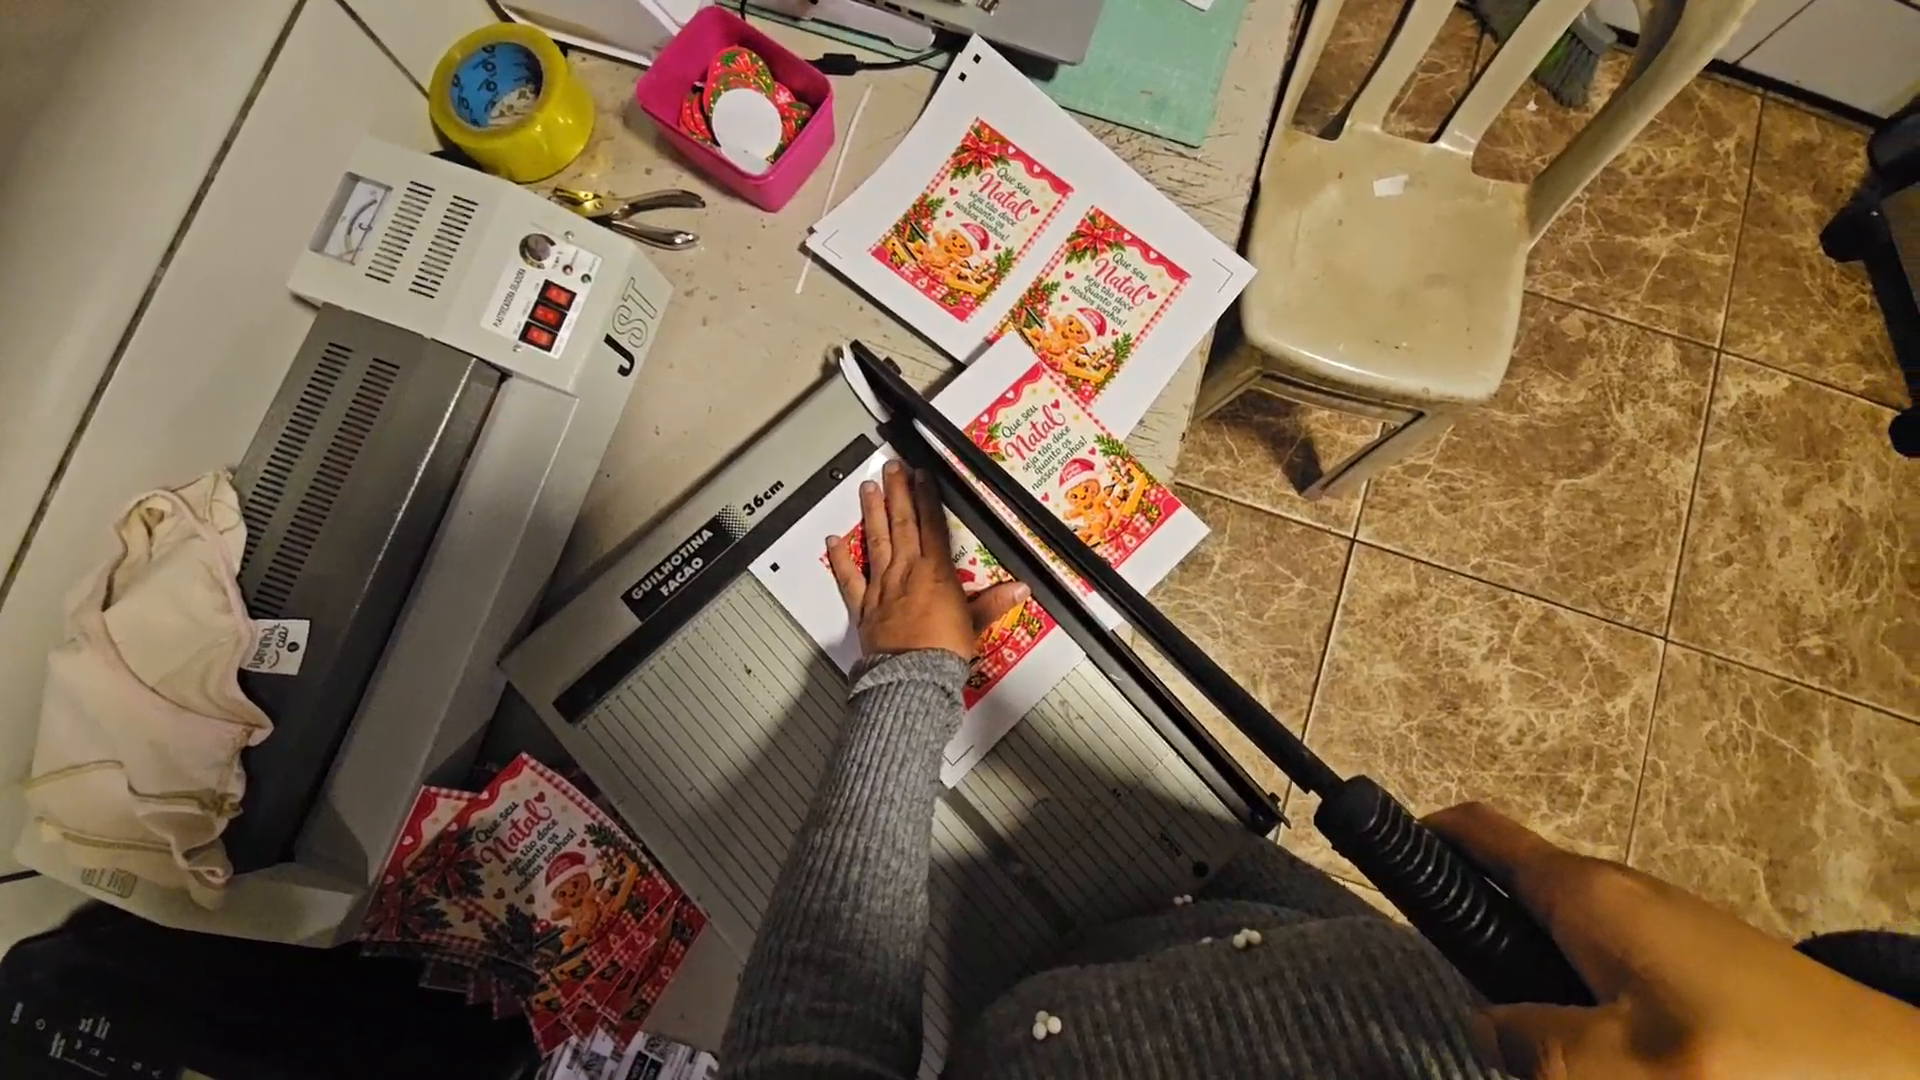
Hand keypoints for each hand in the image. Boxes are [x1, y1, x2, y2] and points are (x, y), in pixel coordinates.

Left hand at [825, 461, 1029, 660]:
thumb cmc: (944, 651)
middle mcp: (906, 572)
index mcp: (935, 572)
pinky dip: (840, 559)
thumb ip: (994, 602)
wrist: (912, 677)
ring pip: (876, 541)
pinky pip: (849, 579)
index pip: (931, 525)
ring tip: (867, 488)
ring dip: (871, 513)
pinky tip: (832, 540)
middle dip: (897, 493)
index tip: (921, 475)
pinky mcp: (864, 606)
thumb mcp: (975, 623)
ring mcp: (882, 586)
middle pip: (901, 524)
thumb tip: (1020, 589)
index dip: (926, 497)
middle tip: (892, 467)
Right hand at [1425, 802, 1919, 1078]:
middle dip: (1473, 932)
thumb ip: (1538, 1047)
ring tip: (1537, 1043)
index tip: (1382, 872)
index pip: (1471, 828)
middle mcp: (1610, 889)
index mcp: (1579, 890)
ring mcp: (1657, 922)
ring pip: (1553, 933)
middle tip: (1466, 1001)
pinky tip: (1610, 1057)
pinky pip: (1601, 963)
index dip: (1416, 835)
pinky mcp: (1696, 961)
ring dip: (1528, 974)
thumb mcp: (1635, 1071)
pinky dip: (1578, 997)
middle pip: (1505, 887)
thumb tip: (1485, 1028)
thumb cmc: (1768, 1066)